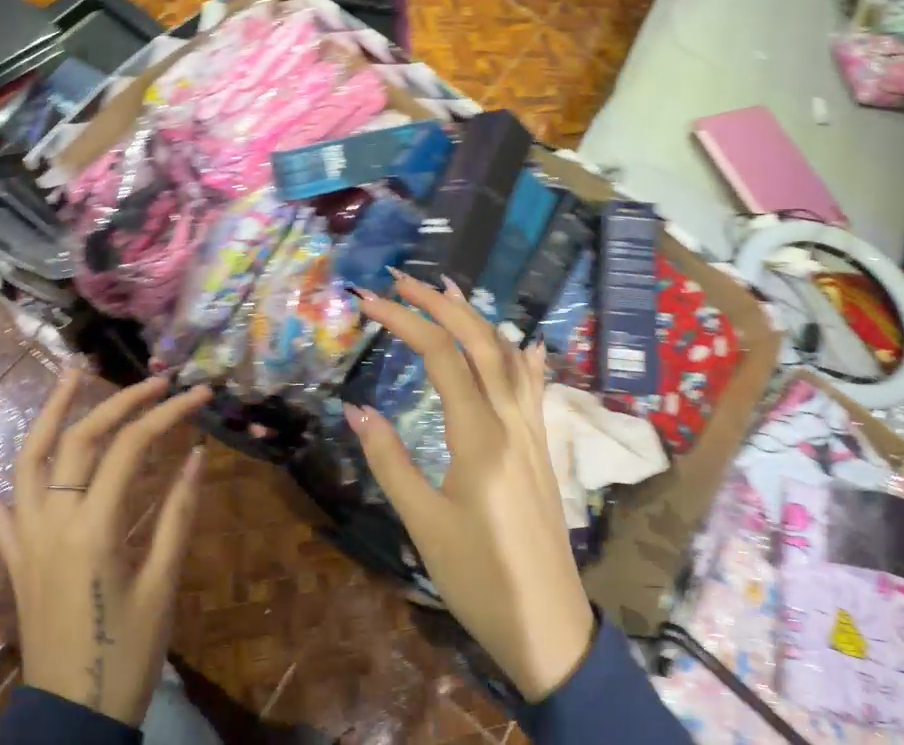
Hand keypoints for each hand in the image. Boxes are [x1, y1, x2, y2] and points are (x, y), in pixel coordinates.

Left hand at [0, 366, 212, 726]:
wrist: (75, 714)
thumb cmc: (128, 654)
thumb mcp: (161, 586)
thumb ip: (178, 516)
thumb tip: (197, 457)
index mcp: (93, 530)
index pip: (131, 449)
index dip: (167, 414)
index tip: (199, 393)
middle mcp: (52, 523)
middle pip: (80, 441)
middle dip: (120, 402)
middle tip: (157, 382)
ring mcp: (26, 539)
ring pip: (30, 460)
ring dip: (50, 414)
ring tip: (72, 376)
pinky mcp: (14, 560)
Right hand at [346, 275, 596, 701]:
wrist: (547, 623)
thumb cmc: (477, 577)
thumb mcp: (422, 523)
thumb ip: (390, 461)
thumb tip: (357, 409)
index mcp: (480, 437)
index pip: (442, 357)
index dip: (406, 322)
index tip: (370, 302)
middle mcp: (512, 422)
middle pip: (481, 343)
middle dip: (442, 305)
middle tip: (404, 281)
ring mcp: (533, 433)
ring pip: (510, 357)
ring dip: (478, 320)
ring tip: (449, 293)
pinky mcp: (542, 449)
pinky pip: (533, 387)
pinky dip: (520, 355)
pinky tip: (521, 343)